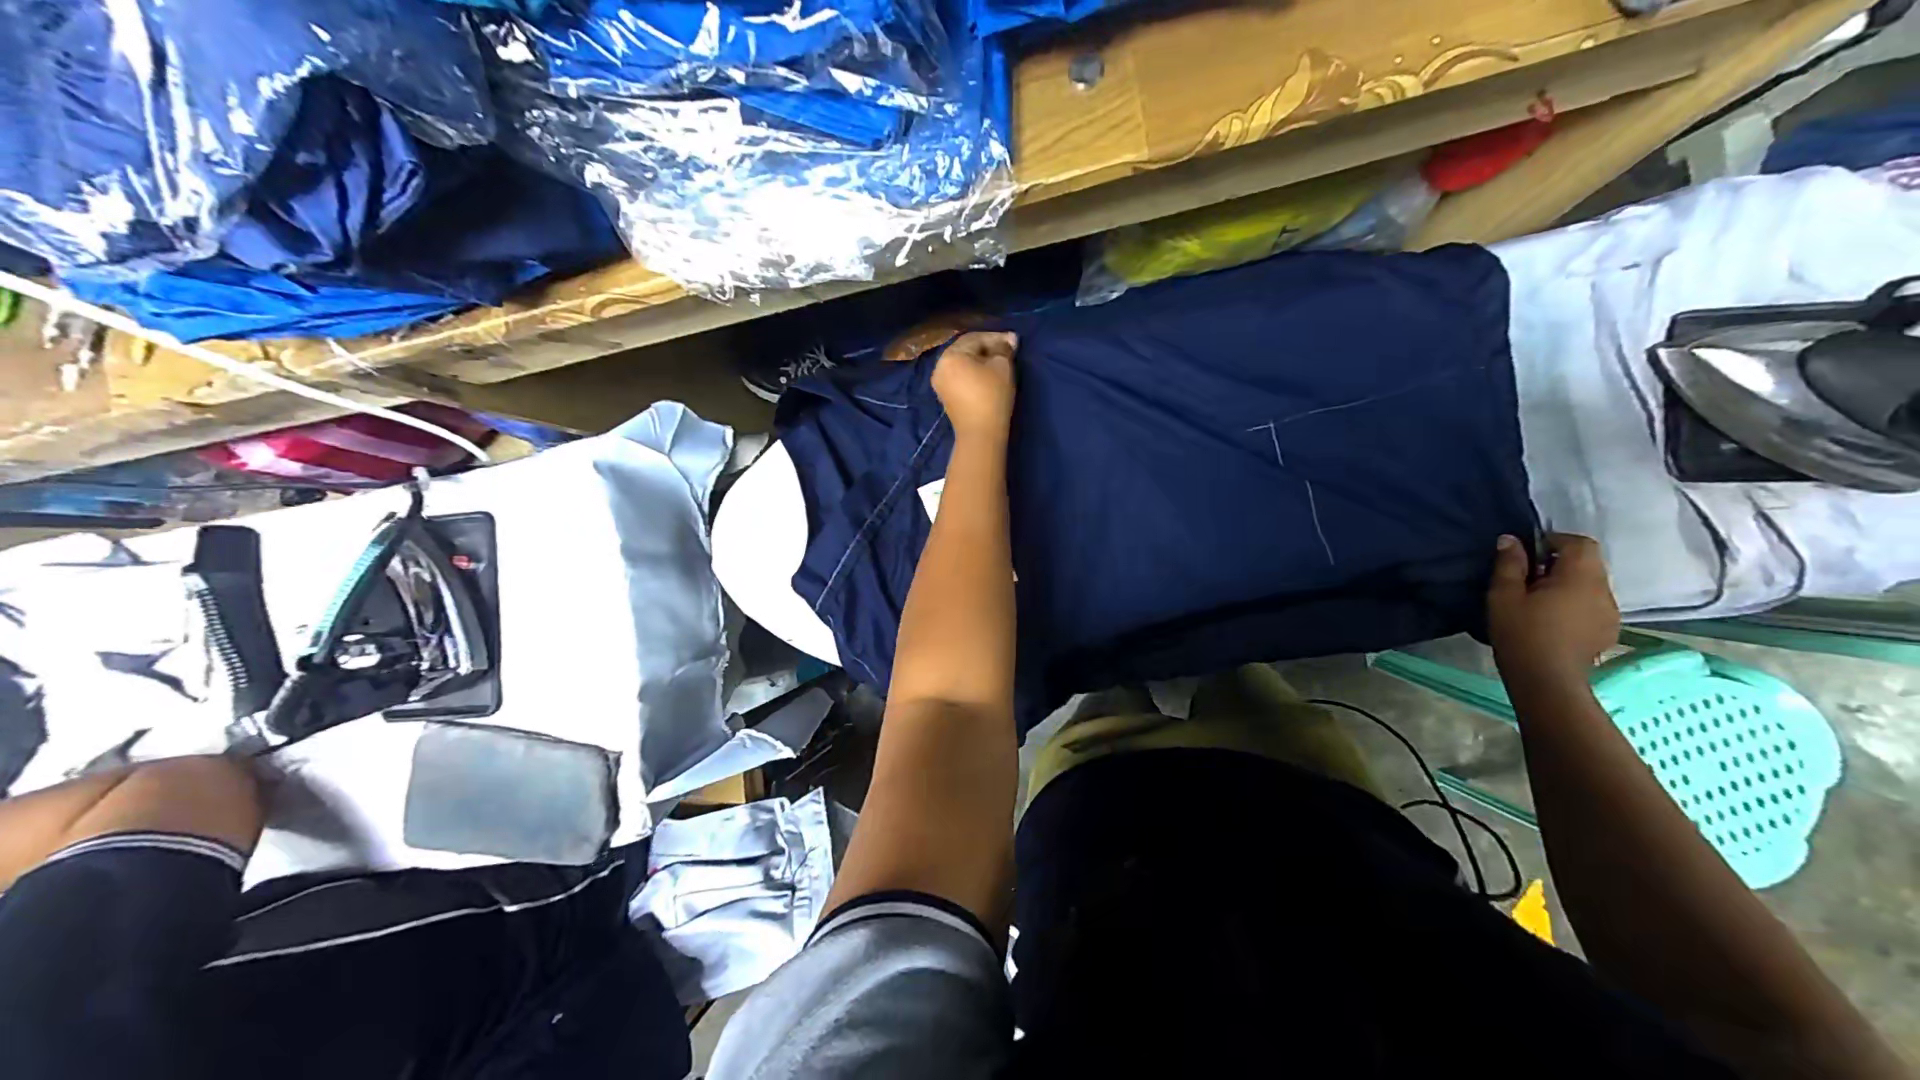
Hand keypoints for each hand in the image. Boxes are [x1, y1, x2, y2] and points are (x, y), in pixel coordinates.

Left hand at [933, 331, 1016, 440]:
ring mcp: (940, 383)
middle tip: (1007, 349)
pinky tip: (987, 375)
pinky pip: (959, 376)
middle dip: (987, 348)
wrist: (980, 433)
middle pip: (965, 350)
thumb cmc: (992, 396)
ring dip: (980, 360)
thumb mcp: (1002, 367)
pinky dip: (972, 373)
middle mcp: (939, 366)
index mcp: (950, 356)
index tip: (1013, 341)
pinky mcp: (945, 396)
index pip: (975, 338)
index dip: (996, 337)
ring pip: (962, 363)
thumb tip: (1009, 340)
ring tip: (999, 362)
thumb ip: (1004, 349)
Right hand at [1487, 532, 1619, 691]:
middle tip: (1528, 578)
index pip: (1580, 543)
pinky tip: (1553, 620)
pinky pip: (1594, 604)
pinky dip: (1576, 602)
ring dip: (1568, 584)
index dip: (1556, 541)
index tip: (1529, 553)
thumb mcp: (1504, 595)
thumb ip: (1509, 564)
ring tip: (1539, 601)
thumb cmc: (1521, 632)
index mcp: (1580, 578)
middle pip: (1588, 563)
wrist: (1546, 679)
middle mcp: (1604, 591)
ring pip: (1591, 585)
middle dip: (1560, 563)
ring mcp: (1611, 612)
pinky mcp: (1608, 630)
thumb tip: (1510, 539)